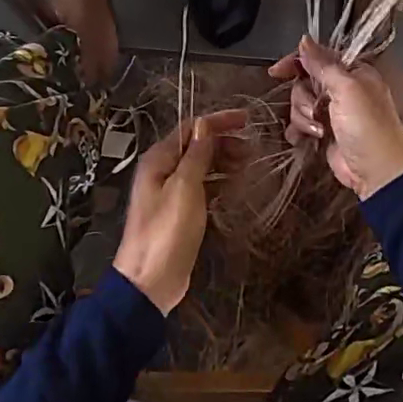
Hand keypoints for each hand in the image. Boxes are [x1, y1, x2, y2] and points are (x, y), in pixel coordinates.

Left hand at [113, 109, 246, 313]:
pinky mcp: (178, 211)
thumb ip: (195, 155)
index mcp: (158, 159)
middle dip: (223, 142)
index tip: (247, 120)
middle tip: (252, 148)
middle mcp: (161, 170)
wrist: (150, 281)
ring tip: (248, 164)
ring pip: (199, 166)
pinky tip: (235, 185)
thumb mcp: (184, 188)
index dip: (217, 122)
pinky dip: (218, 181)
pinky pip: (201, 186)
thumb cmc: (167, 231)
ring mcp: (169, 191)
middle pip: (194, 145)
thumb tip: (205, 124)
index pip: (190, 128)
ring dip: (222, 160)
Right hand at [269, 37, 402, 199]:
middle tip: (314, 110)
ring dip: (302, 117)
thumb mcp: (347, 89)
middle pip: (304, 81)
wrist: (376, 173)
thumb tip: (304, 39)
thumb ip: (323, 64)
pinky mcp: (323, 131)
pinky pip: (299, 123)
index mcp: (353, 73)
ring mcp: (332, 111)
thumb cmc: (367, 128)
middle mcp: (342, 89)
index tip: (278, 71)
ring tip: (318, 130)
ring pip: (299, 103)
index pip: (318, 57)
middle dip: (303, 97)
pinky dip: (299, 130)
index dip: (297, 62)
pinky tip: (306, 139)